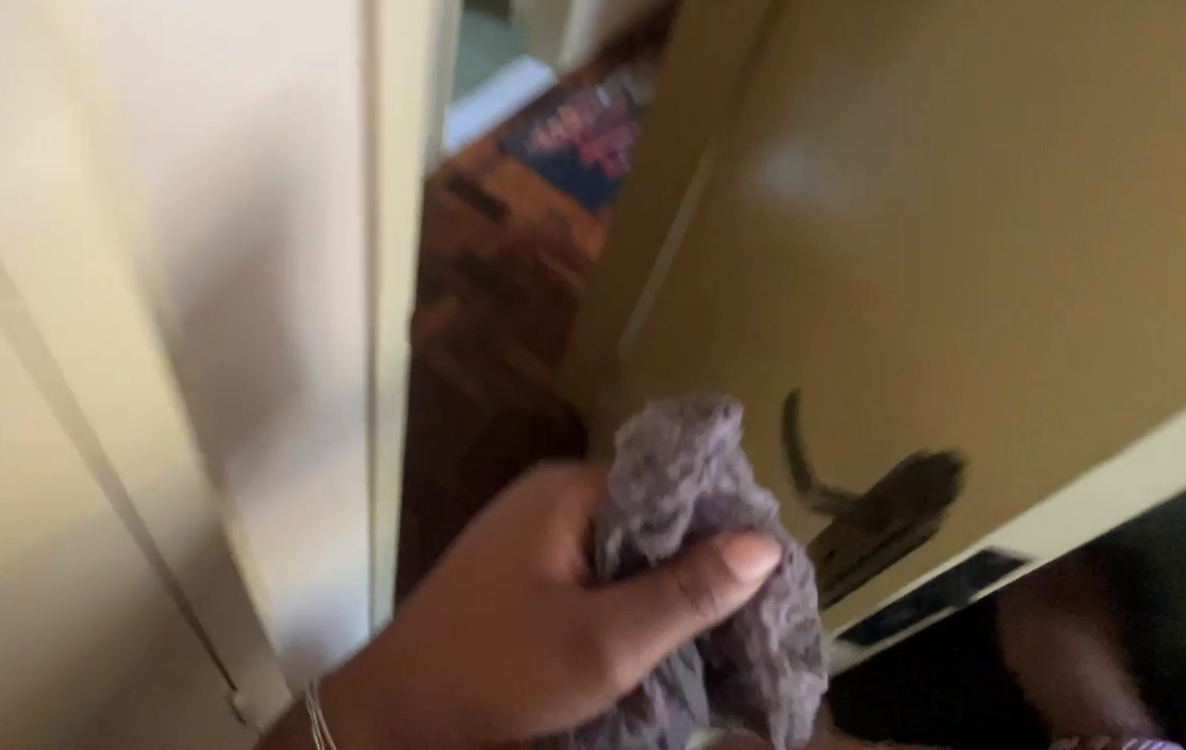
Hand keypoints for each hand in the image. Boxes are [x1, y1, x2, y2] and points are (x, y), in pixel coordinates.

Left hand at [319, 461, 782, 748]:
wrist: (404, 701)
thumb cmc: (501, 665)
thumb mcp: (605, 640)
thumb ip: (684, 591)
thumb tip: (765, 540)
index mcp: (567, 490)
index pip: (669, 484)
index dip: (725, 526)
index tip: (780, 579)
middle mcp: (549, 496)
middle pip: (647, 515)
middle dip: (701, 563)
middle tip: (764, 620)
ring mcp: (532, 530)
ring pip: (623, 547)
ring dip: (667, 587)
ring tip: (731, 636)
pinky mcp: (524, 566)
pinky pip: (593, 569)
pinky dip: (629, 599)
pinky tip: (667, 639)